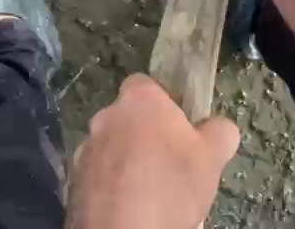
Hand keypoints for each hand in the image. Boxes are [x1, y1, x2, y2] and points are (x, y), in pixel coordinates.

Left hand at [68, 74, 239, 228]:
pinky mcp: (74, 187)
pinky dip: (112, 190)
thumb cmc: (171, 185)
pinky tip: (132, 210)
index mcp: (139, 99)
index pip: (146, 84)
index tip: (178, 128)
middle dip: (145, 136)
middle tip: (169, 164)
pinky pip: (99, 179)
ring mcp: (86, 152)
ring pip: (112, 149)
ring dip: (127, 164)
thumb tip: (221, 127)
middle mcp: (106, 117)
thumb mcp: (213, 155)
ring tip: (150, 194)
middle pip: (129, 118)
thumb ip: (220, 131)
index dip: (163, 103)